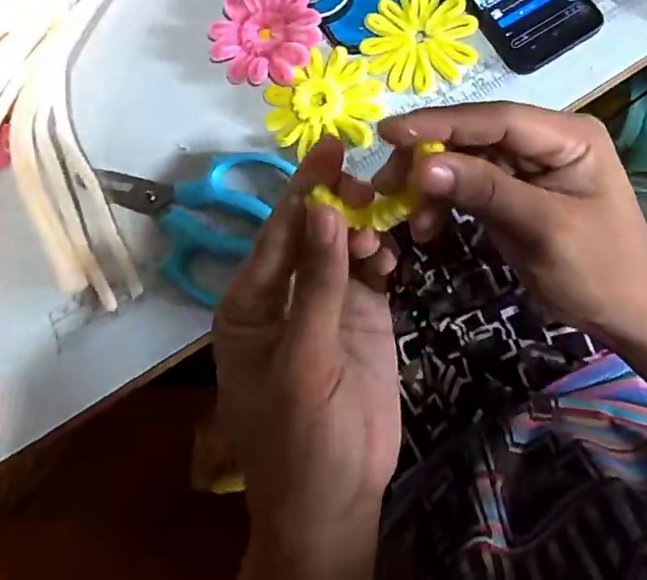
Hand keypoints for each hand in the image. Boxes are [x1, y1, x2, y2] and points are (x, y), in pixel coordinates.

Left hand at [213, 138, 400, 579]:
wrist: (337, 501)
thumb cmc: (303, 439)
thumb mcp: (306, 361)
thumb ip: (319, 283)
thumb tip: (326, 211)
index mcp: (252, 302)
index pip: (280, 230)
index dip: (306, 186)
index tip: (333, 145)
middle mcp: (286, 292)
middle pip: (314, 229)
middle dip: (341, 205)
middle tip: (372, 194)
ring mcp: (326, 302)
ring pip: (346, 243)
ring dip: (366, 229)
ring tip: (384, 234)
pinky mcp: (361, 314)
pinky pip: (371, 267)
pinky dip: (382, 254)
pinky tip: (394, 258)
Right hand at [375, 102, 646, 337]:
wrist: (630, 315)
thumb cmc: (601, 270)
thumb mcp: (544, 229)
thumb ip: (486, 192)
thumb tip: (423, 166)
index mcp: (569, 134)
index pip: (497, 118)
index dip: (442, 122)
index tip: (389, 133)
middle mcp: (548, 139)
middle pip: (477, 134)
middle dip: (430, 155)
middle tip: (385, 183)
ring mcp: (531, 164)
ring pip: (468, 158)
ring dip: (433, 182)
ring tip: (405, 213)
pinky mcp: (517, 189)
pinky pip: (471, 184)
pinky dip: (446, 201)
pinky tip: (427, 226)